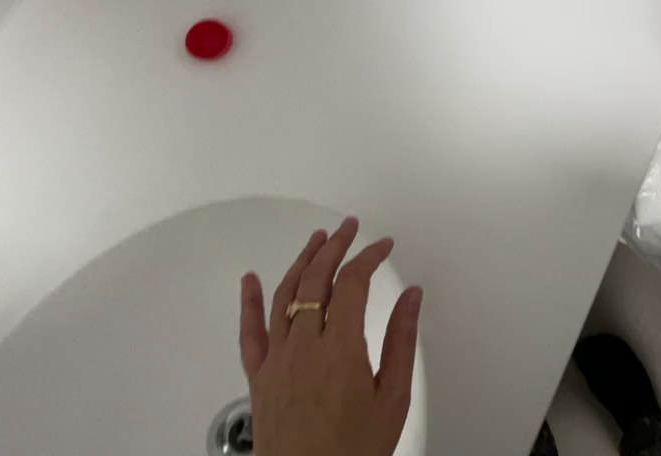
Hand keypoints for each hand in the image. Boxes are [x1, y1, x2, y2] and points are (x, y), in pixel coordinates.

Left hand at [239, 217, 421, 455]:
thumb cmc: (355, 449)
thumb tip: (413, 294)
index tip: (385, 245)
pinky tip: (248, 279)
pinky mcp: (258, 377)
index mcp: (340, 347)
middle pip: (316, 279)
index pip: (352, 282)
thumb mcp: (393, 398)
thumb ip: (401, 340)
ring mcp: (276, 360)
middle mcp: (303, 345)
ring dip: (302, 261)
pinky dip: (248, 302)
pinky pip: (249, 333)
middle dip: (335, 246)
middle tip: (351, 227)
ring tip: (317, 238)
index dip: (369, 256)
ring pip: (284, 295)